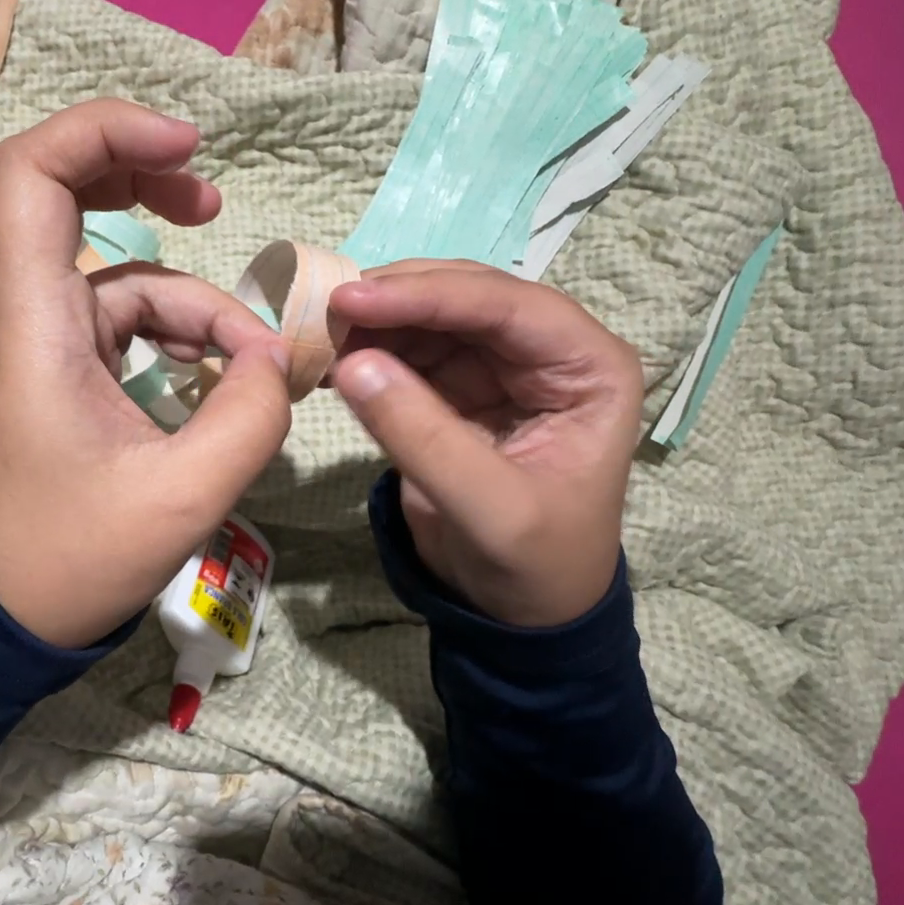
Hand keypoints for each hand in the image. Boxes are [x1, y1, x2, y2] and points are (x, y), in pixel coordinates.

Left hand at [0, 99, 293, 647]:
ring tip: (252, 360)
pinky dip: (177, 334)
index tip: (187, 144)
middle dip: (147, 180)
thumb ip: (248, 418)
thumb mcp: (182, 498)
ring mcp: (41, 341)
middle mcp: (25, 315)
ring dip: (193, 301)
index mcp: (32, 325)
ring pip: (120, 275)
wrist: (6, 613)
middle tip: (212, 198)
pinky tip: (217, 371)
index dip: (104, 130)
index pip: (33, 175)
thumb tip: (275, 360)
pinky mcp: (61, 369)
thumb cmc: (73, 559)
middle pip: (64, 193)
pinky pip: (124, 321)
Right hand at [327, 261, 643, 626]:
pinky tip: (326, 360)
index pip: (506, 306)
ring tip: (316, 336)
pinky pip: (405, 350)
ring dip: (372, 321)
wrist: (519, 609)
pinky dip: (364, 349)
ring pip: (428, 316)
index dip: (427, 295)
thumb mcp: (486, 508)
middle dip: (393, 299)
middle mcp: (545, 352)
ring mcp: (496, 366)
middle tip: (323, 310)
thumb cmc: (532, 562)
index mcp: (587, 368)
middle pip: (465, 296)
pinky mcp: (454, 386)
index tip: (351, 298)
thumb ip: (423, 435)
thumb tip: (352, 362)